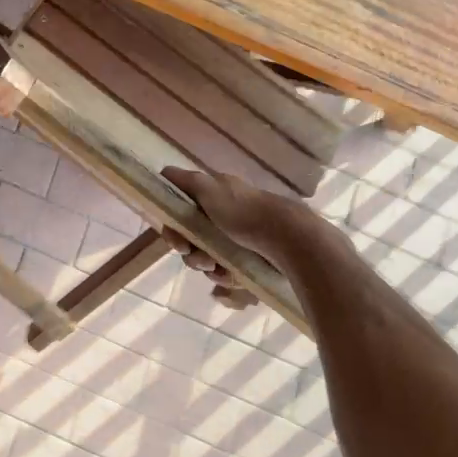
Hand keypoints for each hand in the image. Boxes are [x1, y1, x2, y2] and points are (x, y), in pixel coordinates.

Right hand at [156, 166, 326, 309]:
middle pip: (195, 239)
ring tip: (223, 271)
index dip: (174, 227)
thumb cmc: (246, 213)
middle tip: (202, 260)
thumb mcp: (210, 188)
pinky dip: (229, 280)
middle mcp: (227, 217)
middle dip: (193, 253)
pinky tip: (234, 283)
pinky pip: (230, 275)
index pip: (183, 211)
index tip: (176, 242)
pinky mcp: (255, 264)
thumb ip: (185, 180)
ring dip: (211, 268)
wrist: (295, 243)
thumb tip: (162, 173)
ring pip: (211, 259)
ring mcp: (242, 242)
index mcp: (216, 197)